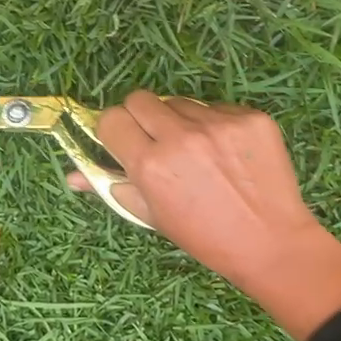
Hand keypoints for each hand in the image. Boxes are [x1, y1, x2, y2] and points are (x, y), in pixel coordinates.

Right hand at [73, 92, 340, 340]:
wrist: (269, 241)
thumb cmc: (201, 234)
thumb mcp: (149, 214)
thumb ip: (109, 187)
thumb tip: (70, 176)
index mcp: (149, 165)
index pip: (111, 119)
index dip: (113, 130)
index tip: (122, 142)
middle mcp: (181, 137)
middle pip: (140, 99)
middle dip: (140, 117)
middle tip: (153, 140)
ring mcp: (219, 124)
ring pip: (178, 102)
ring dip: (178, 120)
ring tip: (195, 152)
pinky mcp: (251, 118)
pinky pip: (216, 107)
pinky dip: (213, 123)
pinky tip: (224, 152)